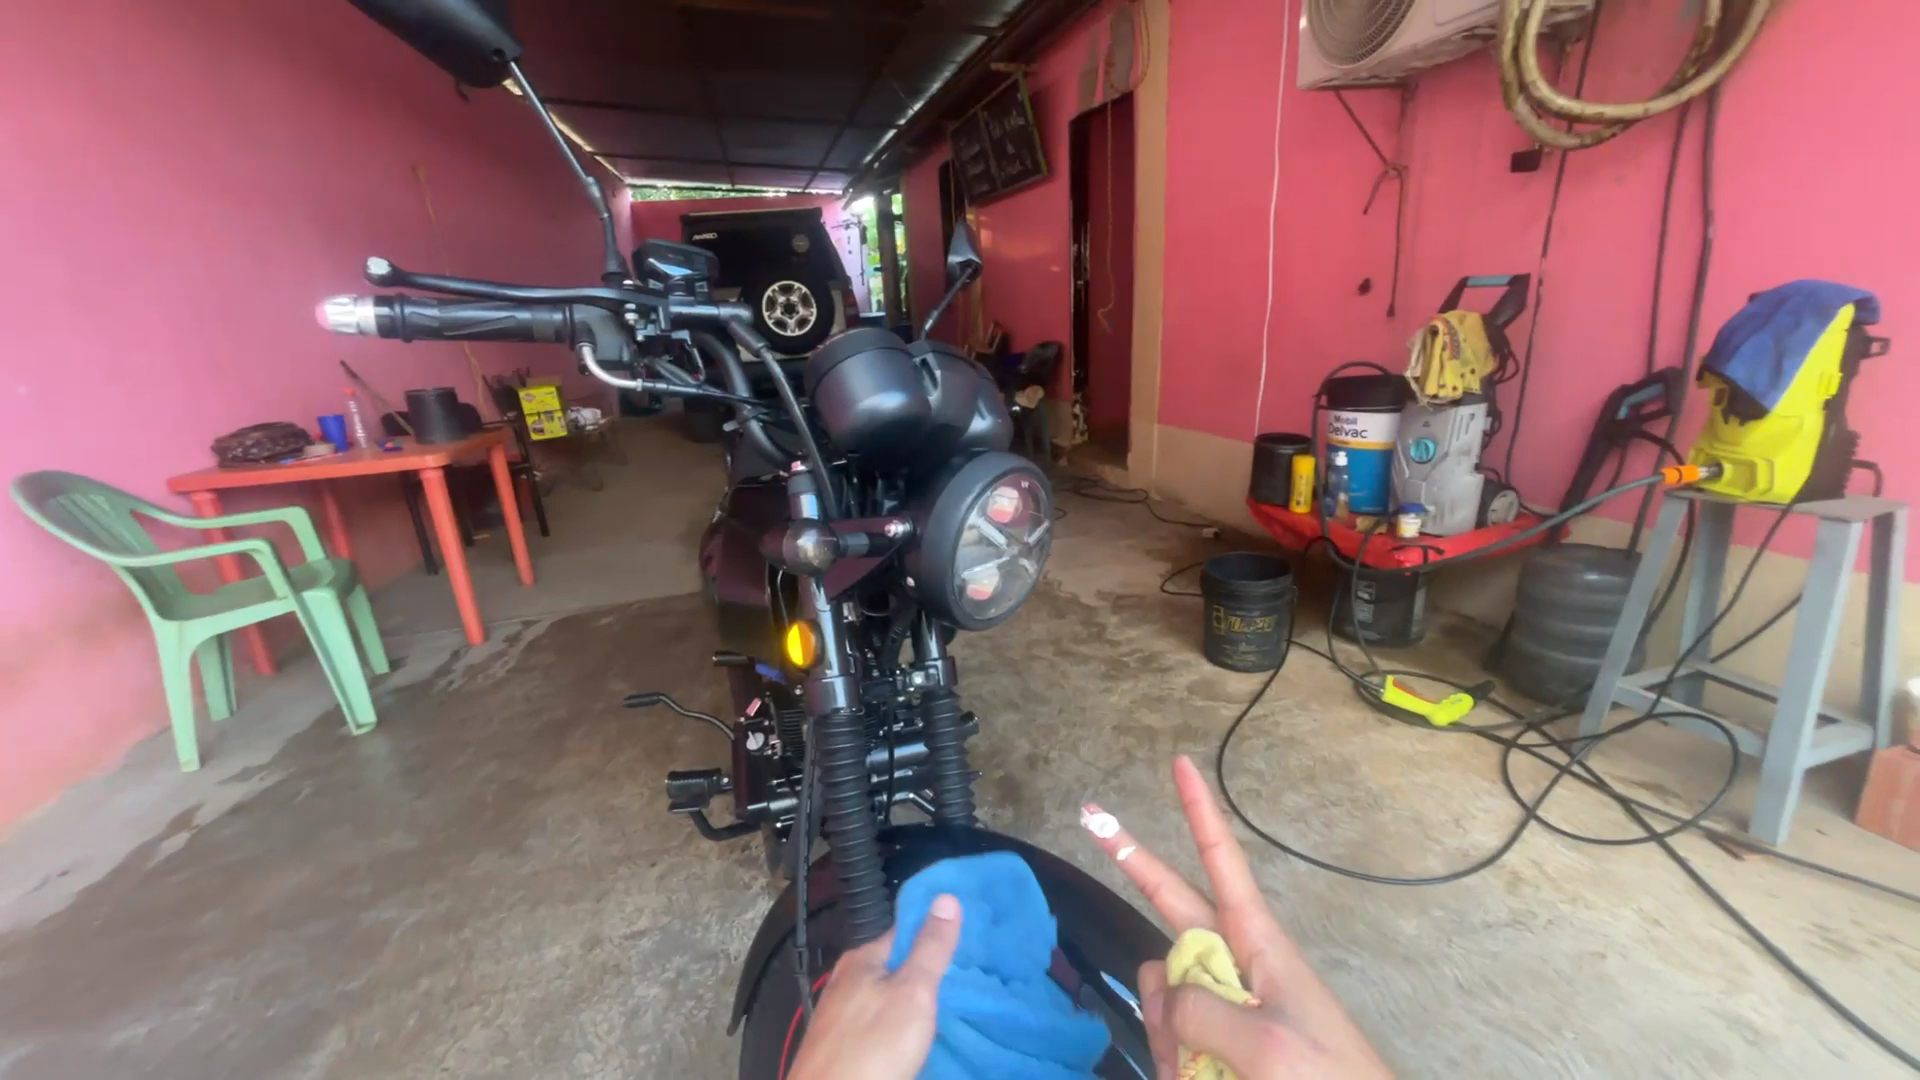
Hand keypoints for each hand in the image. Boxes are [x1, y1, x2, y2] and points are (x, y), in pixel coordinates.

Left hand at [785, 893, 962, 1079]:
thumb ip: (930, 947)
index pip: (904, 930)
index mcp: (861, 959)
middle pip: (896, 966)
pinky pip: (880, 1025)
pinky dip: (900, 1027)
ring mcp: (842, 1016)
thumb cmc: (871, 1049)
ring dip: (914, 1003)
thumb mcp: (912, 993)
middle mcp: (847, 981)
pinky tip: (917, 1039)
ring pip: (888, 998)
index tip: (967, 940)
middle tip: (966, 978)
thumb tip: (945, 895)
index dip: (935, 933)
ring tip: (950, 1007)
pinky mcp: (843, 1047)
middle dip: (926, 972)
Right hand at [1082, 757, 1392, 1078]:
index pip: (1219, 857)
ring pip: (1162, 987)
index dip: (1198, 809)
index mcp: (1254, 939)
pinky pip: (1171, 1035)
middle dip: (1131, 860)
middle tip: (1089, 813)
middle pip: (1168, 902)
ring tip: (1200, 1077)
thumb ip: (1202, 1011)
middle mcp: (1232, 958)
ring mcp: (1222, 1001)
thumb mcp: (1268, 1047)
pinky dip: (1176, 1063)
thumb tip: (1163, 994)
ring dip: (1167, 1034)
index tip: (1182, 764)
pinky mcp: (1216, 1041)